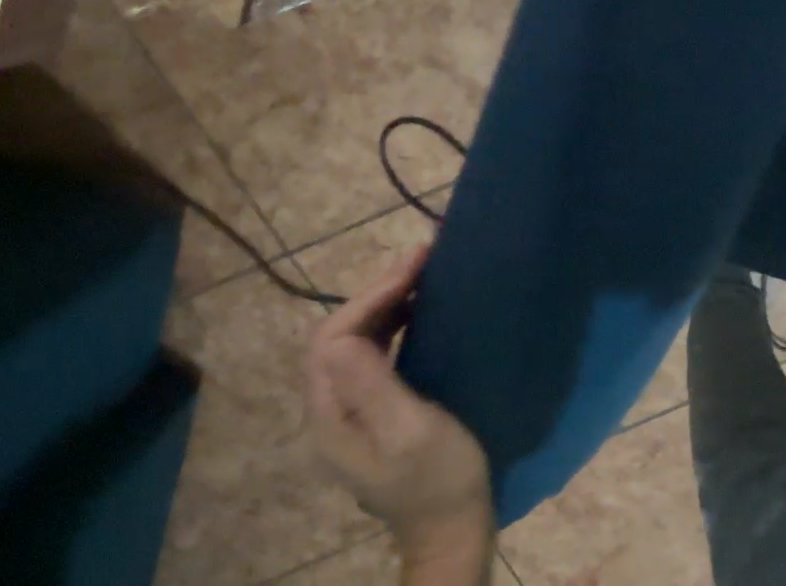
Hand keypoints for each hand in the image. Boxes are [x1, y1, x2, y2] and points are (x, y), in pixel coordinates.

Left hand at [305, 247, 492, 571]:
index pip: (333, 337)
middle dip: (379, 291)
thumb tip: (341, 338)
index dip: (370, 297)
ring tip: (425, 272)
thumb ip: (373, 387)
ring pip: (359, 340)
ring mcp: (355, 411)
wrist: (453, 528)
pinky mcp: (379, 410)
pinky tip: (424, 310)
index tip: (415, 268)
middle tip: (424, 256)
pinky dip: (397, 323)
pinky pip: (378, 353)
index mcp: (332, 414)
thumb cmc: (439, 478)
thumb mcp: (410, 432)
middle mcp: (334, 408)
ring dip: (388, 302)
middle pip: (342, 334)